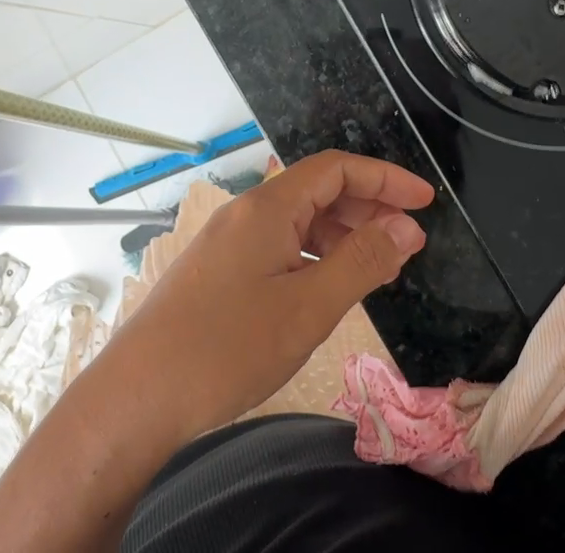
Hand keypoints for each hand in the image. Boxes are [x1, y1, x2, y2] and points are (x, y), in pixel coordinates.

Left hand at [103, 150, 432, 438]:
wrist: (138, 396)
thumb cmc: (229, 348)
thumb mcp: (308, 307)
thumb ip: (362, 262)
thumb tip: (405, 226)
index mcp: (267, 208)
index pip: (336, 169)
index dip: (385, 178)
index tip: (426, 200)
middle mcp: (245, 214)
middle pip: (316, 191)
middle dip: (368, 207)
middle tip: (410, 239)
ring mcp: (227, 243)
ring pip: (297, 222)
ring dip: (342, 235)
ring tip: (380, 265)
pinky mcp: (218, 272)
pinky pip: (278, 247)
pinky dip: (313, 257)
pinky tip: (330, 286)